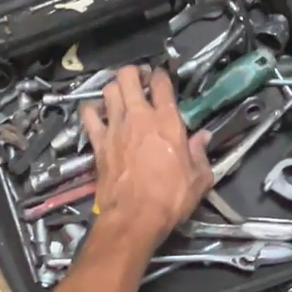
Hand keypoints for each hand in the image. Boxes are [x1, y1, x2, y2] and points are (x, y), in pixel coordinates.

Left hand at [79, 66, 212, 250]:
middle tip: (139, 80)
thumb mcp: (198, 179)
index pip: (162, 82)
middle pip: (129, 76)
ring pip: (108, 90)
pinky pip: (88, 115)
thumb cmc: (169, 199)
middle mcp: (139, 117)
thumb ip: (200, 154)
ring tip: (121, 94)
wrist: (134, 218)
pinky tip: (97, 112)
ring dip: (114, 88)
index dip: (161, 74)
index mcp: (167, 121)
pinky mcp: (98, 142)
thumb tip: (203, 138)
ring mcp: (115, 127)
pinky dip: (91, 109)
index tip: (162, 78)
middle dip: (134, 72)